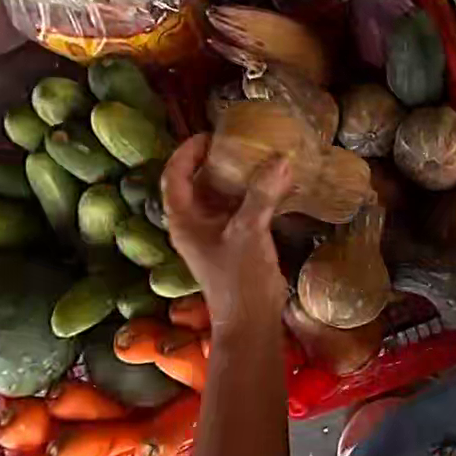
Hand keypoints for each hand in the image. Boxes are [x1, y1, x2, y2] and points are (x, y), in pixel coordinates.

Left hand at [160, 134, 293, 340]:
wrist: (251, 321)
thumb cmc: (239, 278)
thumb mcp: (248, 232)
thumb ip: (262, 194)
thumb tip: (281, 159)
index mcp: (184, 220)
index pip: (174, 176)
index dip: (187, 152)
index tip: (210, 134)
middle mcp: (194, 225)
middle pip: (196, 183)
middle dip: (214, 161)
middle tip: (239, 142)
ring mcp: (214, 235)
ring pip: (219, 197)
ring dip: (235, 178)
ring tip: (257, 158)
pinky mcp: (235, 243)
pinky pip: (238, 210)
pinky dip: (252, 195)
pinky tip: (273, 186)